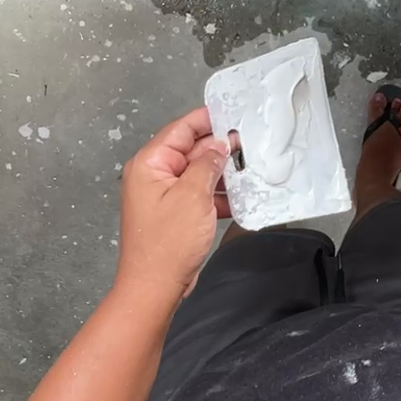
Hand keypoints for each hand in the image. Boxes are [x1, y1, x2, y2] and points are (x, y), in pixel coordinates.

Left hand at [118, 106, 230, 299]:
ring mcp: (166, 195)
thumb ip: (208, 163)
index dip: (207, 119)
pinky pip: (200, 194)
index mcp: (150, 164)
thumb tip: (220, 144)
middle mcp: (155, 176)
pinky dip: (219, 195)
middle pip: (191, 150)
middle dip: (220, 148)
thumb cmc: (167, 244)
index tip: (232, 112)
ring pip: (199, 173)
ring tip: (250, 170)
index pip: (181, 129)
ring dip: (222, 174)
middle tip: (249, 143)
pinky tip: (241, 197)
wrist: (155, 288)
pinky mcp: (177, 214)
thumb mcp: (193, 195)